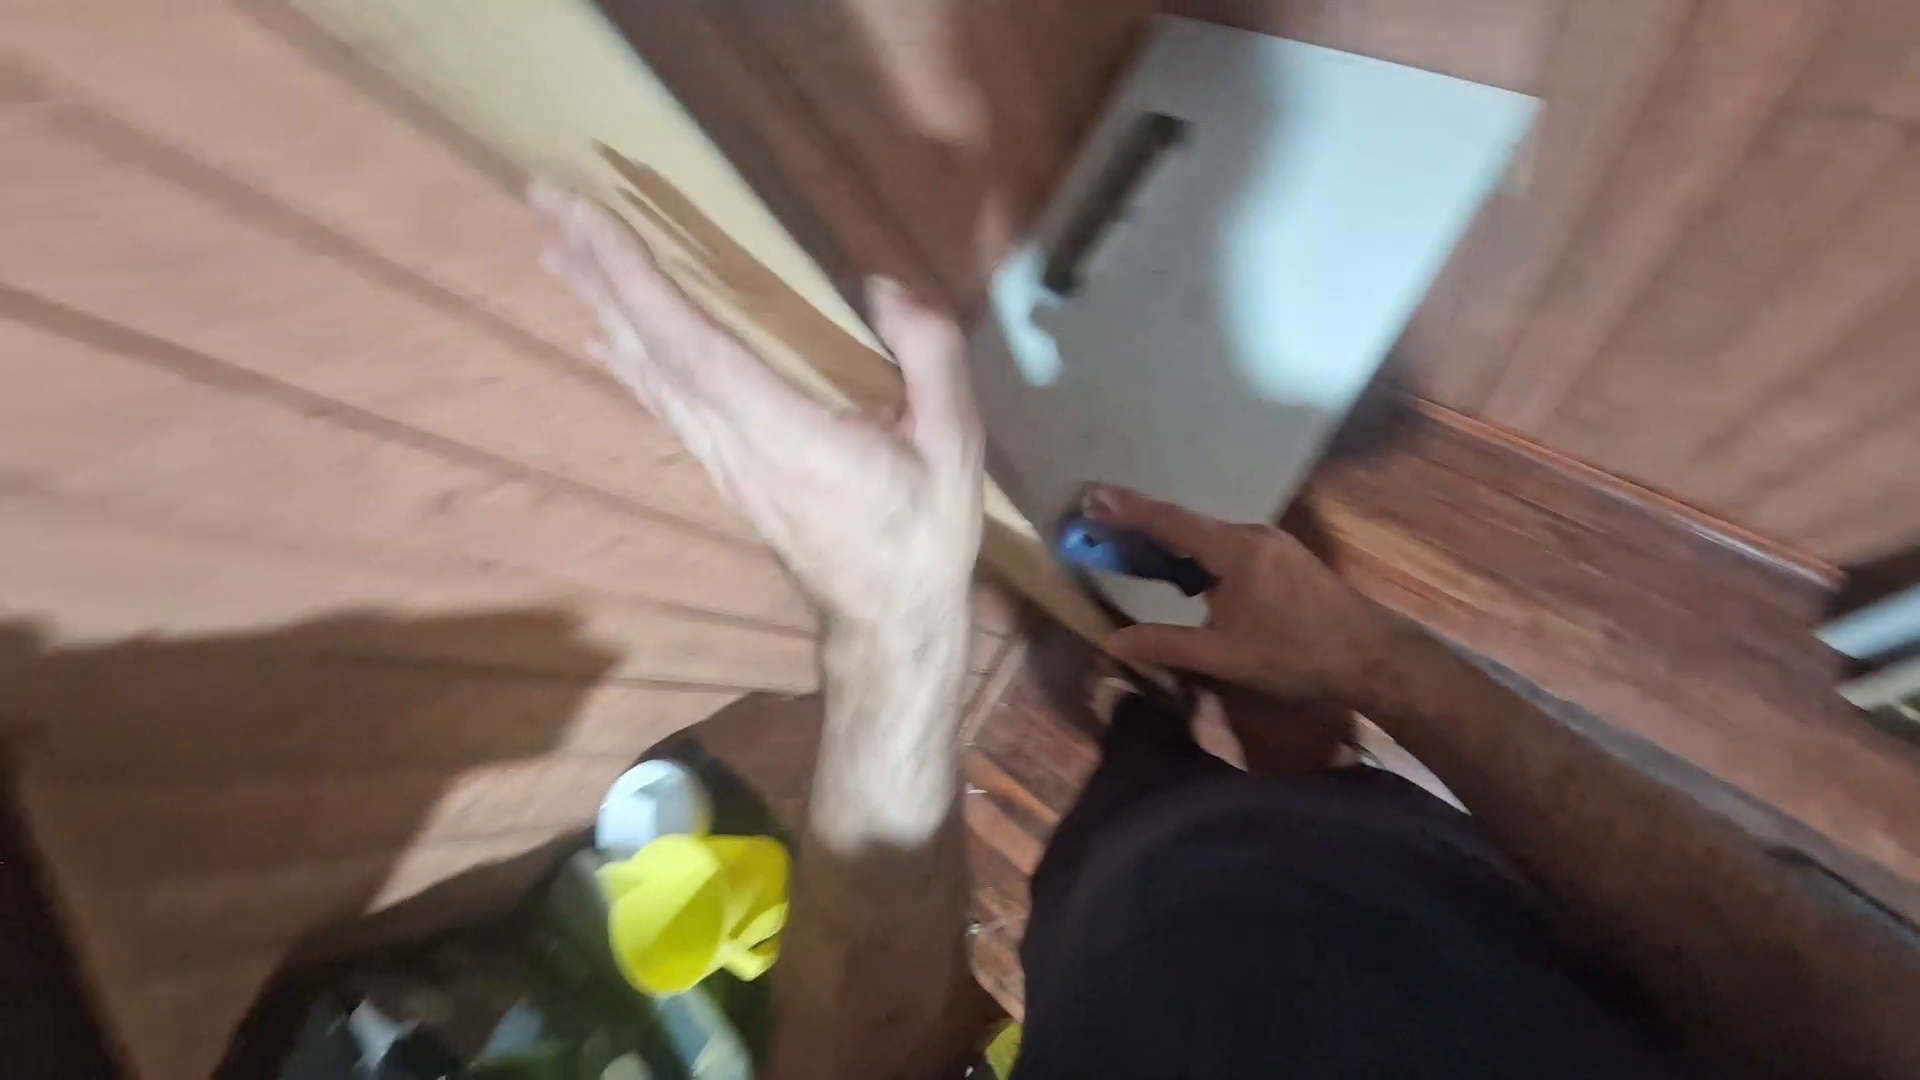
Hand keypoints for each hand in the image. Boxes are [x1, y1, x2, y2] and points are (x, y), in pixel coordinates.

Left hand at [532, 182, 983, 627]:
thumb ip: (930, 357)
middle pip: (654, 356)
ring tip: (560, 255)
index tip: (585, 215)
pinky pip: (669, 413)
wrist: (888, 623)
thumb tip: (880, 289)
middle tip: (545, 206)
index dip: (637, 280)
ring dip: (605, 313)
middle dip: (598, 277)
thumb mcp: (955, 444)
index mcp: (789, 436)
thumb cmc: (923, 538)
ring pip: (652, 382)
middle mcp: (738, 449)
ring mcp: (726, 469)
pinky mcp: (731, 481)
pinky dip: (632, 368)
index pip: (694, 347)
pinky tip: (607, 343)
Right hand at [1084, 485, 1391, 702]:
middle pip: (1185, 523)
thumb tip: (1113, 640)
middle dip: (1139, 522)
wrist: (1374, 658)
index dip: (1127, 509)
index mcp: (1235, 550)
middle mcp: (1251, 535)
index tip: (1092, 496)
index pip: (1170, 521)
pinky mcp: (1280, 558)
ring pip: (1206, 536)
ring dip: (1166, 540)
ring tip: (1129, 545)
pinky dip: (1193, 553)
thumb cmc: (1297, 655)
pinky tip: (1181, 571)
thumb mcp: (1225, 657)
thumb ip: (1166, 645)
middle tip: (1098, 519)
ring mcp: (1269, 544)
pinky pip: (1224, 546)